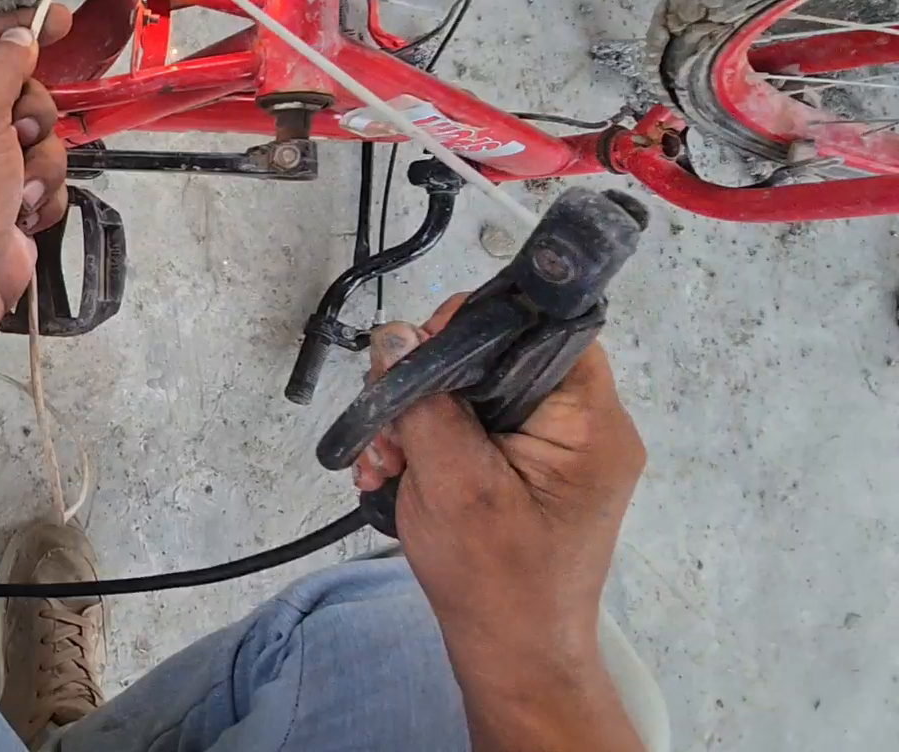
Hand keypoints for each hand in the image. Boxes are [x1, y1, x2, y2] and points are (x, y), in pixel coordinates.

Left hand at [0, 6, 70, 326]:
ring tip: (15, 188)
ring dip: (39, 163)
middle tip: (18, 137)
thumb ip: (0, 65)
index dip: (17, 30)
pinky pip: (48, 173)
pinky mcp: (12, 195)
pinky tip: (20, 212)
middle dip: (31, 116)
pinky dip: (42, 193)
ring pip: (42, 135)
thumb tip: (21, 36)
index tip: (60, 19)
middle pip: (20, 90)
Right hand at [352, 295, 645, 671]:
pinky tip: (390, 467)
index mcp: (587, 425)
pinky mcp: (511, 461)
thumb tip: (395, 333)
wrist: (506, 647)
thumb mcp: (453, 481)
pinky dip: (416, 438)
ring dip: (408, 416)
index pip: (546, 332)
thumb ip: (423, 402)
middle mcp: (573, 425)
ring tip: (384, 458)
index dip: (480, 323)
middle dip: (423, 382)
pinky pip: (457, 421)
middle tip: (388, 420)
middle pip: (490, 359)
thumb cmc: (494, 575)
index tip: (418, 346)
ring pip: (462, 390)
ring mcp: (541, 445)